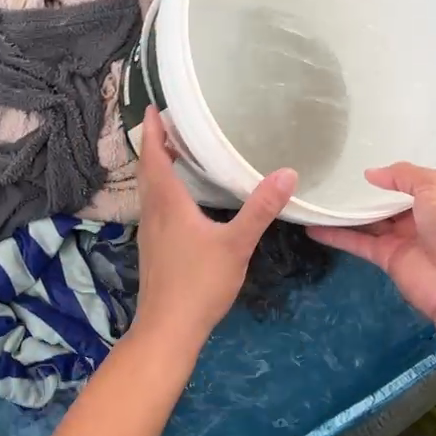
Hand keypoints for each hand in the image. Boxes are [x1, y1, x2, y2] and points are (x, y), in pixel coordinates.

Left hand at [129, 107, 296, 344]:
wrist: (168, 329)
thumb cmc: (199, 283)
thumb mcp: (237, 244)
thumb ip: (260, 209)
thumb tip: (288, 172)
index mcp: (167, 203)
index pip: (154, 156)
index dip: (153, 130)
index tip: (154, 106)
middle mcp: (153, 212)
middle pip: (148, 170)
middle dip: (156, 144)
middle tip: (171, 122)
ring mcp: (150, 232)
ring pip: (149, 190)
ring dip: (157, 167)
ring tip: (176, 152)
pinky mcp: (153, 249)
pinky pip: (154, 206)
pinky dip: (162, 189)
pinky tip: (181, 199)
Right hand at [307, 164, 435, 323]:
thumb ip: (404, 175)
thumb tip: (371, 174)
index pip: (414, 178)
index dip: (392, 169)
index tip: (362, 155)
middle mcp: (422, 216)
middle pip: (388, 199)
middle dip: (365, 189)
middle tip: (331, 171)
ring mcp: (403, 238)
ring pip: (370, 220)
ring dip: (346, 210)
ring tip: (317, 194)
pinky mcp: (387, 258)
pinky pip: (358, 242)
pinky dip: (336, 235)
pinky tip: (312, 226)